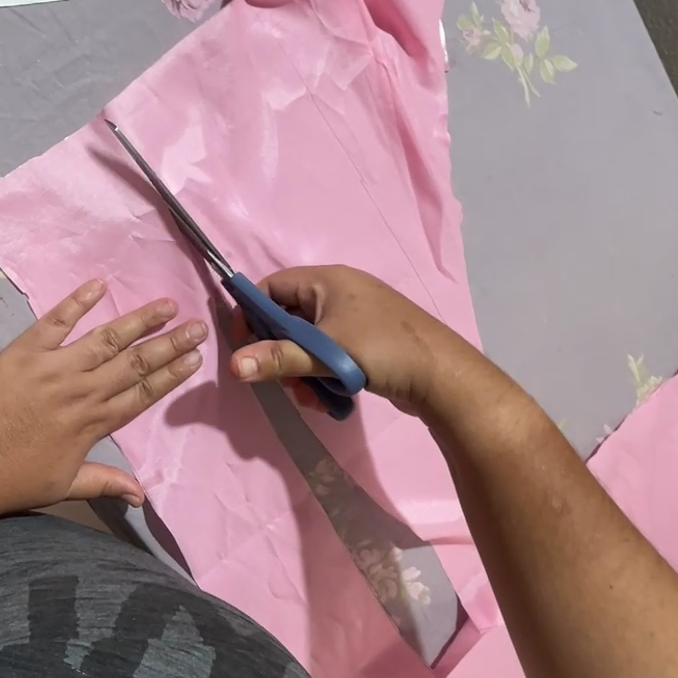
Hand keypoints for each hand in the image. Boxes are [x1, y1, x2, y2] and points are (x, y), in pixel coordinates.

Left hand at [0, 278, 206, 514]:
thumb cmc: (8, 480)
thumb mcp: (62, 487)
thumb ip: (104, 483)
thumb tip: (143, 496)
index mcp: (93, 424)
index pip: (142, 395)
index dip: (171, 376)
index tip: (196, 360)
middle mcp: (82, 391)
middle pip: (135, 363)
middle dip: (170, 344)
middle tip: (198, 327)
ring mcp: (55, 367)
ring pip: (107, 338)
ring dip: (140, 320)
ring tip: (167, 305)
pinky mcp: (26, 350)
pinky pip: (57, 320)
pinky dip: (78, 301)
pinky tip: (99, 285)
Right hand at [229, 265, 498, 419]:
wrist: (445, 378)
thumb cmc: (382, 351)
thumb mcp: (324, 354)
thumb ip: (277, 358)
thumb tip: (233, 365)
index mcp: (327, 280)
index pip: (271, 286)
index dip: (251, 313)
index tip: (244, 344)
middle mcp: (339, 291)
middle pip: (288, 315)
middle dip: (278, 350)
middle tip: (278, 376)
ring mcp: (354, 315)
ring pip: (307, 338)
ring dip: (299, 368)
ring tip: (307, 393)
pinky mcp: (365, 339)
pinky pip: (328, 350)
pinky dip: (321, 371)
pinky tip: (326, 396)